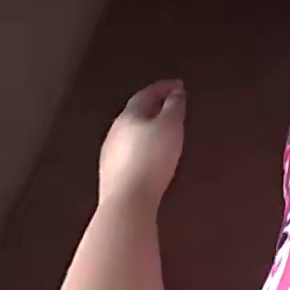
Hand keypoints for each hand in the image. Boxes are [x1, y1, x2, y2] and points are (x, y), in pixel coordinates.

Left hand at [98, 79, 185, 209]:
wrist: (127, 204)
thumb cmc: (152, 158)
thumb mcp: (171, 125)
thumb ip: (174, 106)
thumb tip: (176, 93)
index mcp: (129, 115)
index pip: (146, 93)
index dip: (164, 87)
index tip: (179, 85)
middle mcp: (115, 131)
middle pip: (136, 112)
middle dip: (155, 106)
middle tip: (171, 105)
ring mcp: (110, 154)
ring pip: (131, 133)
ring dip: (148, 127)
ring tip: (164, 130)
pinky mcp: (111, 176)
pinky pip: (129, 151)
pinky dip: (142, 145)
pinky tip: (151, 155)